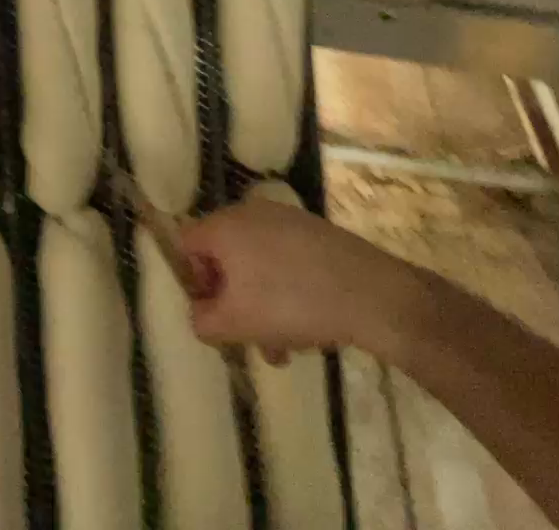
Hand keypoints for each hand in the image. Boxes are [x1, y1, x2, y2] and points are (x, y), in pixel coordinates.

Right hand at [178, 192, 423, 358]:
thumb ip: (202, 321)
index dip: (192, 281)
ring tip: (283, 346)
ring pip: (257, 263)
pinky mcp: (316, 230)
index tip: (214, 311)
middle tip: (249, 336)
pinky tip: (307, 324)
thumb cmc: (291, 304)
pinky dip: (286, 288)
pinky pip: (284, 258)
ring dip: (260, 303)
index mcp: (223, 226)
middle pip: (224, 257)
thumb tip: (201, 314)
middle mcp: (249, 212)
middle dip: (232, 300)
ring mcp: (286, 218)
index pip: (185, 245)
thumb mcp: (234, 324)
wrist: (373, 295)